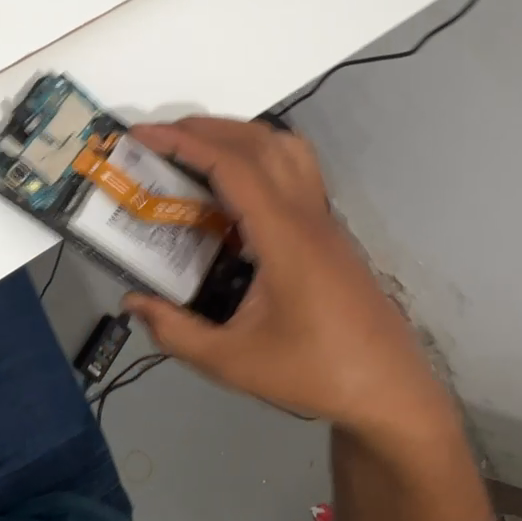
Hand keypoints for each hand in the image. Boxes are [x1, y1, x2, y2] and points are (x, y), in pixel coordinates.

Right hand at [120, 117, 452, 435]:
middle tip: (155, 137)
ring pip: (286, 149)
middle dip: (203, 129)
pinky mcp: (328, 233)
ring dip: (236, 134)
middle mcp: (308, 217)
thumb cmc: (313, 374)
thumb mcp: (231, 362)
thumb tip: (132, 301)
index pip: (234, 166)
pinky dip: (259, 155)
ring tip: (193, 149)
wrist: (389, 392)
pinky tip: (232, 185)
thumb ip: (175, 331)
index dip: (185, 143)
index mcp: (284, 239)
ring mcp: (323, 222)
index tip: (142, 135)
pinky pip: (296, 171)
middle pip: (259, 142)